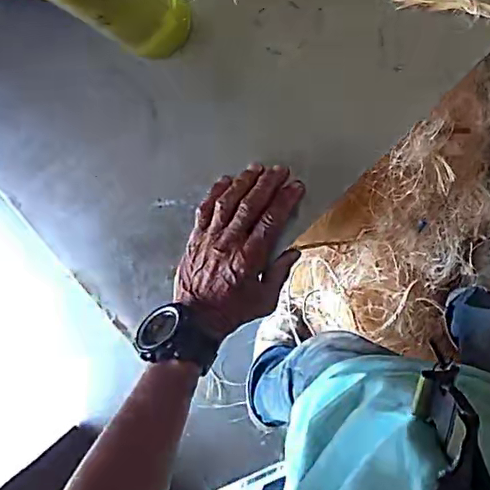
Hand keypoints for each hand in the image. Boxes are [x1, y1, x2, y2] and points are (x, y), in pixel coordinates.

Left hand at [174, 164, 305, 339]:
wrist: (194, 320)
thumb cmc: (230, 311)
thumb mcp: (264, 300)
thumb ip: (279, 273)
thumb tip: (293, 252)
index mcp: (249, 259)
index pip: (271, 221)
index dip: (284, 200)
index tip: (295, 188)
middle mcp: (229, 244)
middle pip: (251, 205)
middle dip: (267, 184)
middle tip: (279, 171)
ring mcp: (210, 238)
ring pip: (228, 202)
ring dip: (243, 183)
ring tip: (256, 169)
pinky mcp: (196, 238)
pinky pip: (205, 209)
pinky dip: (215, 193)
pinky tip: (225, 181)